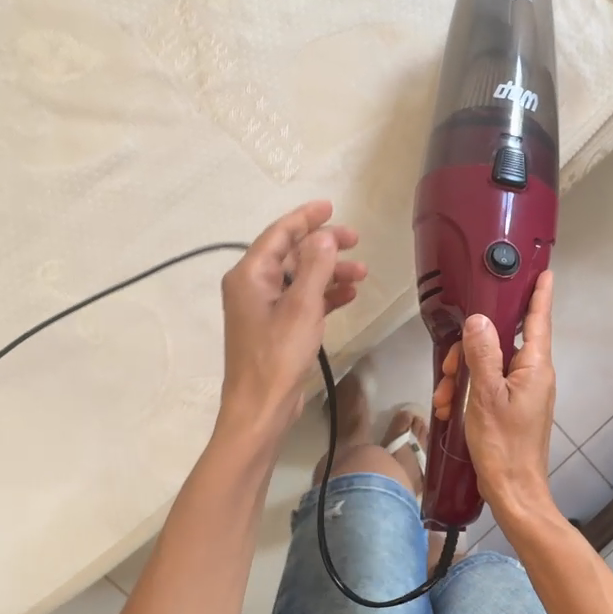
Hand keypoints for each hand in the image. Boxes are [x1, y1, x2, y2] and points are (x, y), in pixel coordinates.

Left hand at [219, 201, 364, 435]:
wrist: (260, 407)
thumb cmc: (278, 355)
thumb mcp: (302, 307)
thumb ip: (315, 267)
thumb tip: (324, 236)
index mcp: (250, 275)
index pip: (279, 234)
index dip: (305, 218)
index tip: (331, 207)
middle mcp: (252, 286)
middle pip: (291, 254)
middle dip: (324, 246)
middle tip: (356, 240)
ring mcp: (263, 308)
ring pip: (300, 278)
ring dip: (329, 272)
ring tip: (362, 273)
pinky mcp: (275, 328)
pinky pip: (302, 301)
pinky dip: (324, 295)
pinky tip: (348, 296)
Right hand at [432, 271, 556, 517]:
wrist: (513, 491)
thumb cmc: (504, 445)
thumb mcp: (486, 396)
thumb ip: (483, 354)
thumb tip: (479, 320)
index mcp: (535, 366)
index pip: (539, 320)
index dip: (540, 294)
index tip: (543, 271)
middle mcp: (534, 374)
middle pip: (503, 342)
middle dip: (471, 351)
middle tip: (450, 371)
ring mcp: (524, 392)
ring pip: (490, 365)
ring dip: (464, 376)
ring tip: (447, 399)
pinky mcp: (513, 408)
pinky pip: (489, 386)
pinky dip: (469, 393)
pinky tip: (452, 410)